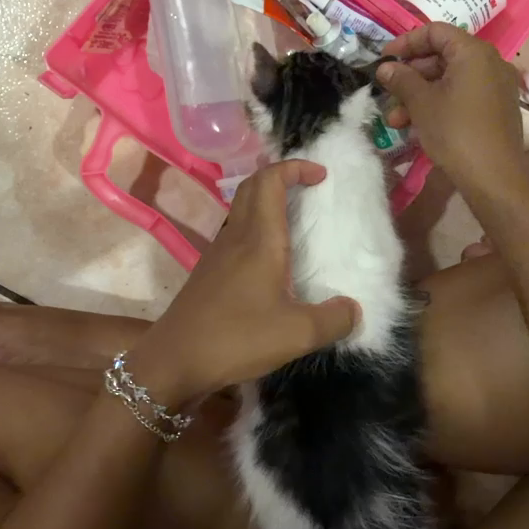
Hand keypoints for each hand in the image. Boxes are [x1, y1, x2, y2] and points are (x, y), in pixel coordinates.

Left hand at [126, 160, 359, 403]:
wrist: (173, 361)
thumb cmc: (236, 338)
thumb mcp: (296, 334)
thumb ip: (333, 320)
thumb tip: (354, 310)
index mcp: (259, 239)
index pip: (271, 180)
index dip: (295, 168)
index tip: (321, 175)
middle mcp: (236, 236)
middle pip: (253, 187)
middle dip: (282, 177)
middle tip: (310, 188)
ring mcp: (218, 253)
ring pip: (243, 209)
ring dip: (267, 202)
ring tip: (296, 220)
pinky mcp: (209, 272)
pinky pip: (237, 234)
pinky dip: (257, 229)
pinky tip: (271, 261)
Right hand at [377, 22, 528, 198]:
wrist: (495, 179)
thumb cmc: (455, 132)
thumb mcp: (421, 103)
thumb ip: (401, 79)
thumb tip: (386, 67)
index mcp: (474, 52)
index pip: (435, 32)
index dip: (405, 43)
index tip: (384, 60)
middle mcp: (490, 63)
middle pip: (442, 57)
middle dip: (410, 76)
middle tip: (388, 94)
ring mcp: (496, 87)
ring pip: (450, 80)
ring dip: (419, 95)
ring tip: (396, 121)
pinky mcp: (497, 109)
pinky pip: (463, 95)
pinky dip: (439, 104)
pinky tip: (416, 127)